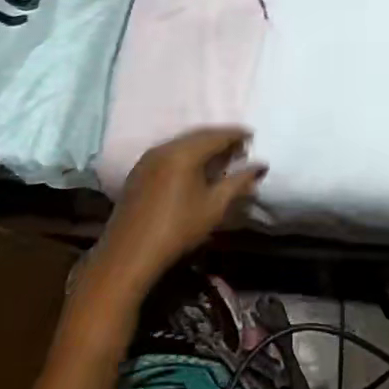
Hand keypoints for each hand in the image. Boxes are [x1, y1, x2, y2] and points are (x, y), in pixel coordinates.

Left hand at [87, 127, 264, 296]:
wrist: (129, 254)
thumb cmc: (177, 229)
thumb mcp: (214, 207)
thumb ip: (238, 183)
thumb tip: (259, 166)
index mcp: (184, 152)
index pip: (216, 135)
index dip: (236, 134)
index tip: (252, 136)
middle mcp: (165, 147)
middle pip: (198, 135)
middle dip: (220, 138)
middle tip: (239, 147)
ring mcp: (148, 158)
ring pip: (182, 143)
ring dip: (202, 146)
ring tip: (220, 157)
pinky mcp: (139, 170)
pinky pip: (169, 152)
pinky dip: (186, 154)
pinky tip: (194, 168)